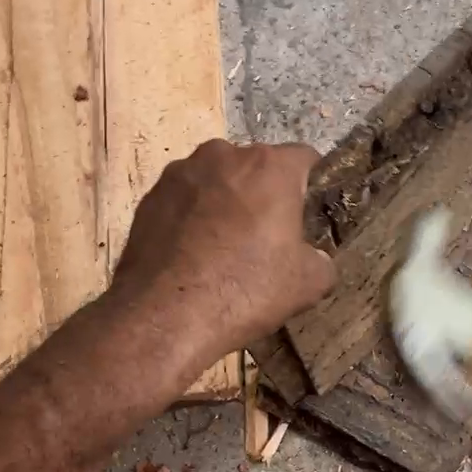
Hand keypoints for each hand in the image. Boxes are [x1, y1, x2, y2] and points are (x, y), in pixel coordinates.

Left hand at [108, 140, 335, 359]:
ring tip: (226, 248)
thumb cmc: (247, 290)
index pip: (306, 158)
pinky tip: (195, 256)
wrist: (166, 316)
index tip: (311, 215)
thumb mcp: (309, 283)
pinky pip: (185, 200)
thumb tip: (314, 258)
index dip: (314, 186)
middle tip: (269, 237)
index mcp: (269, 167)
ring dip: (228, 204)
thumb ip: (322, 259)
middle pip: (257, 167)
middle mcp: (223, 155)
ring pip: (218, 181)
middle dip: (266, 194)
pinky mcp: (149, 197)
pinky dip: (194, 219)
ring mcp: (180, 173)